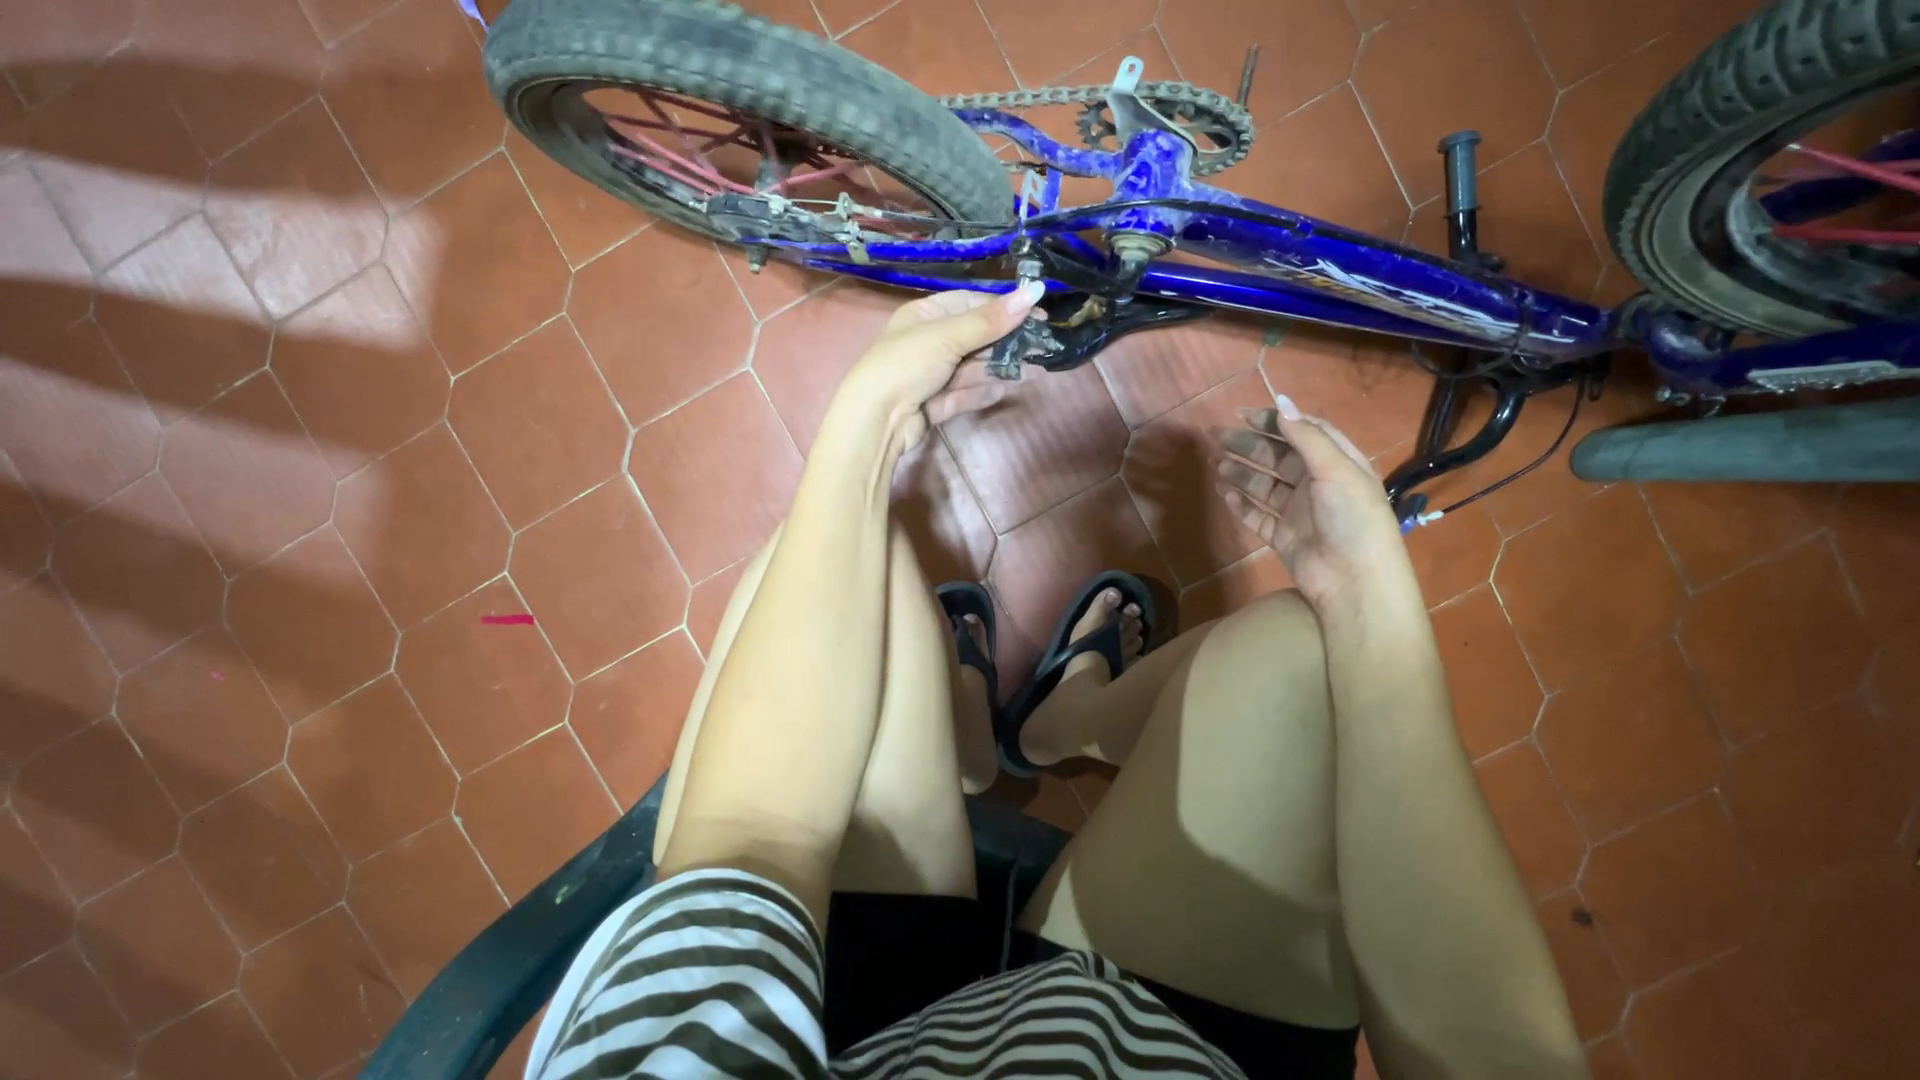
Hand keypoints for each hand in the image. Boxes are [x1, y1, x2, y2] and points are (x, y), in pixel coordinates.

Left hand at [827, 284, 1044, 449]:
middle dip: (1002, 344)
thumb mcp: (948, 335)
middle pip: (975, 337)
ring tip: (1023, 372)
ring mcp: (931, 375)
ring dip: (994, 370)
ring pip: (971, 368)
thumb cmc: (907, 363)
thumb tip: (1035, 291)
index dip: (1004, 308)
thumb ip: (991, 320)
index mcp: (926, 315)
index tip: (1037, 316)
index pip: (971, 304)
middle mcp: (928, 342)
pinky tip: (1001, 391)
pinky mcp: (934, 404)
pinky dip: (980, 393)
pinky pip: (963, 395)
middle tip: (1036, 348)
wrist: (876, 418)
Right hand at [1215, 395, 1409, 607]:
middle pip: (1277, 457)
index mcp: (1336, 463)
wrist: (1354, 578)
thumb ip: (1306, 435)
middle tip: (1217, 436)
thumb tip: (1281, 401)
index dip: (1275, 421)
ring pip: (1263, 485)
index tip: (1244, 414)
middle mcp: (1316, 484)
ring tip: (1216, 464)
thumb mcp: (1335, 468)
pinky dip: (1240, 504)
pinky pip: (1256, 515)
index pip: (1302, 433)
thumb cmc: (1352, 517)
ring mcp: (1297, 511)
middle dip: (1248, 445)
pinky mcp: (1282, 536)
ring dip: (1241, 472)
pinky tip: (1223, 493)